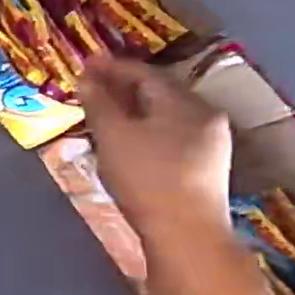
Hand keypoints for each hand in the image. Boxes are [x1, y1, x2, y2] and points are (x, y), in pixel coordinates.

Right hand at [80, 56, 232, 250]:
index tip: (87, 62)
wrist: (185, 231)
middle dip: (124, 87)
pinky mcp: (203, 167)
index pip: (145, 74)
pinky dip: (144, 128)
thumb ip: (99, 103)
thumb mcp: (113, 136)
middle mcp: (204, 116)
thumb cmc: (146, 176)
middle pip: (159, 93)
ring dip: (134, 109)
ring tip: (105, 112)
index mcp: (185, 103)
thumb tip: (86, 77)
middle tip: (93, 85)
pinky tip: (128, 139)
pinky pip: (169, 134)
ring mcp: (209, 143)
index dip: (114, 67)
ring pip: (164, 115)